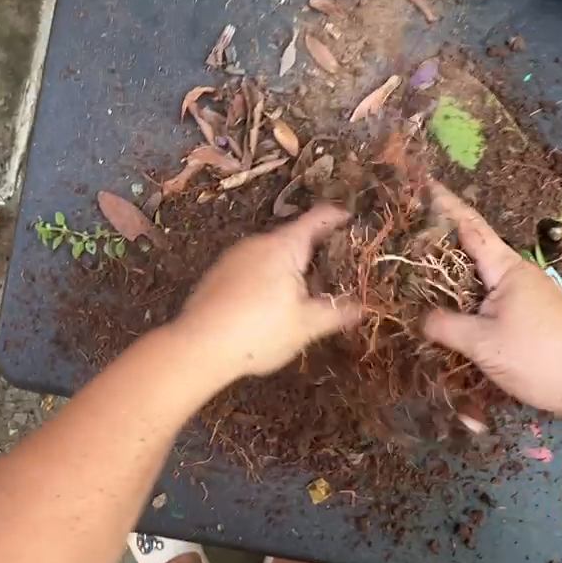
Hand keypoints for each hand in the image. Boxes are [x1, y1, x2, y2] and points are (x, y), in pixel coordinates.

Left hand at [166, 205, 362, 383]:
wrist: (198, 345)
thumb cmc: (259, 330)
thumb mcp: (307, 325)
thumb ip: (337, 311)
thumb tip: (363, 306)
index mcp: (284, 245)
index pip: (318, 218)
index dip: (339, 217)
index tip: (355, 222)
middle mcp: (258, 242)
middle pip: (295, 236)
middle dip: (318, 251)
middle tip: (340, 271)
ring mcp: (235, 255)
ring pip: (273, 252)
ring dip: (292, 266)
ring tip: (309, 293)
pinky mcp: (219, 272)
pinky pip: (253, 265)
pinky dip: (270, 276)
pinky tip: (272, 304)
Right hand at [422, 183, 561, 422]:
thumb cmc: (542, 359)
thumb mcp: (483, 343)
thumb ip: (445, 326)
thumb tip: (418, 318)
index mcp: (507, 269)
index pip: (469, 226)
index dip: (445, 204)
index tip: (424, 181)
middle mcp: (518, 275)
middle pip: (472, 249)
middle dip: (441, 239)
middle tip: (405, 231)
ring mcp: (527, 296)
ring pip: (480, 278)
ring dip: (452, 274)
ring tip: (417, 271)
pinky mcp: (531, 318)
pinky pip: (489, 299)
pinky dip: (466, 297)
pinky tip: (450, 309)